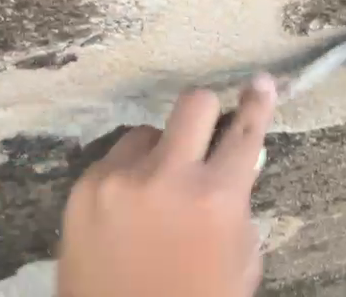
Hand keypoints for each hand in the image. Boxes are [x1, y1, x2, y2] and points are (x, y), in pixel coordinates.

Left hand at [57, 75, 277, 296]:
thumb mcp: (236, 263)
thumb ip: (240, 208)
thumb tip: (242, 160)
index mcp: (216, 199)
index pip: (245, 132)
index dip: (256, 102)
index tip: (261, 81)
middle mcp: (167, 177)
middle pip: (193, 102)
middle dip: (205, 113)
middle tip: (204, 135)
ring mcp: (120, 178)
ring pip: (148, 131)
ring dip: (159, 154)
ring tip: (154, 195)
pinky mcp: (84, 187)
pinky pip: (115, 159)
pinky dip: (127, 176)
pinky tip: (126, 212)